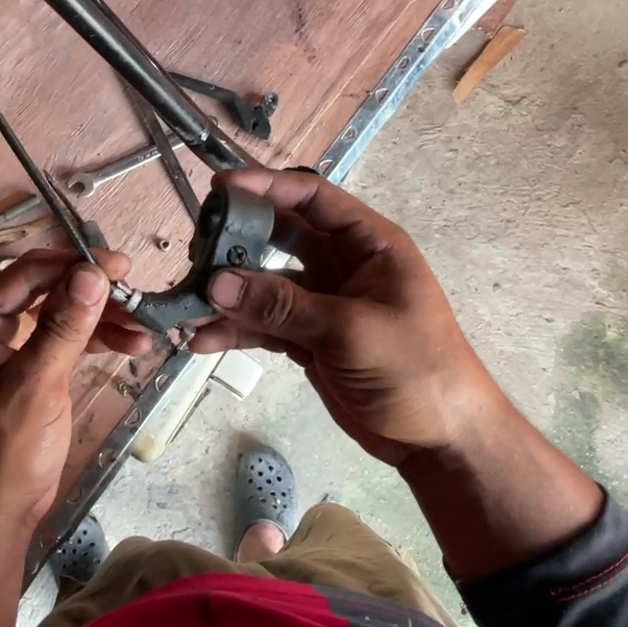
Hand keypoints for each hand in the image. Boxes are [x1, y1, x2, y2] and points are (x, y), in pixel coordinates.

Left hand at [0, 248, 135, 529]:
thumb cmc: (2, 454)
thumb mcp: (37, 385)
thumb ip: (65, 326)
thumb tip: (92, 272)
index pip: (27, 273)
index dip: (75, 264)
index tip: (122, 266)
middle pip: (44, 289)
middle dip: (91, 291)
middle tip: (136, 292)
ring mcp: (2, 347)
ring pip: (57, 313)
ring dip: (98, 317)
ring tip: (143, 327)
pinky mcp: (23, 368)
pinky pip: (59, 340)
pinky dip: (92, 340)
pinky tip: (130, 345)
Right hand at [189, 167, 504, 467]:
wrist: (439, 440)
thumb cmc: (414, 369)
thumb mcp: (349, 330)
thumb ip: (281, 305)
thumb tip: (216, 283)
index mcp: (368, 245)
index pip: (314, 198)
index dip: (268, 186)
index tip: (221, 186)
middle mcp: (342, 265)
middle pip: (280, 237)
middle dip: (237, 240)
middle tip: (194, 246)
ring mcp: (321, 303)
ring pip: (263, 285)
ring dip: (228, 293)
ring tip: (188, 303)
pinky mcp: (306, 339)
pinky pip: (261, 325)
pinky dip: (234, 331)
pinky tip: (204, 341)